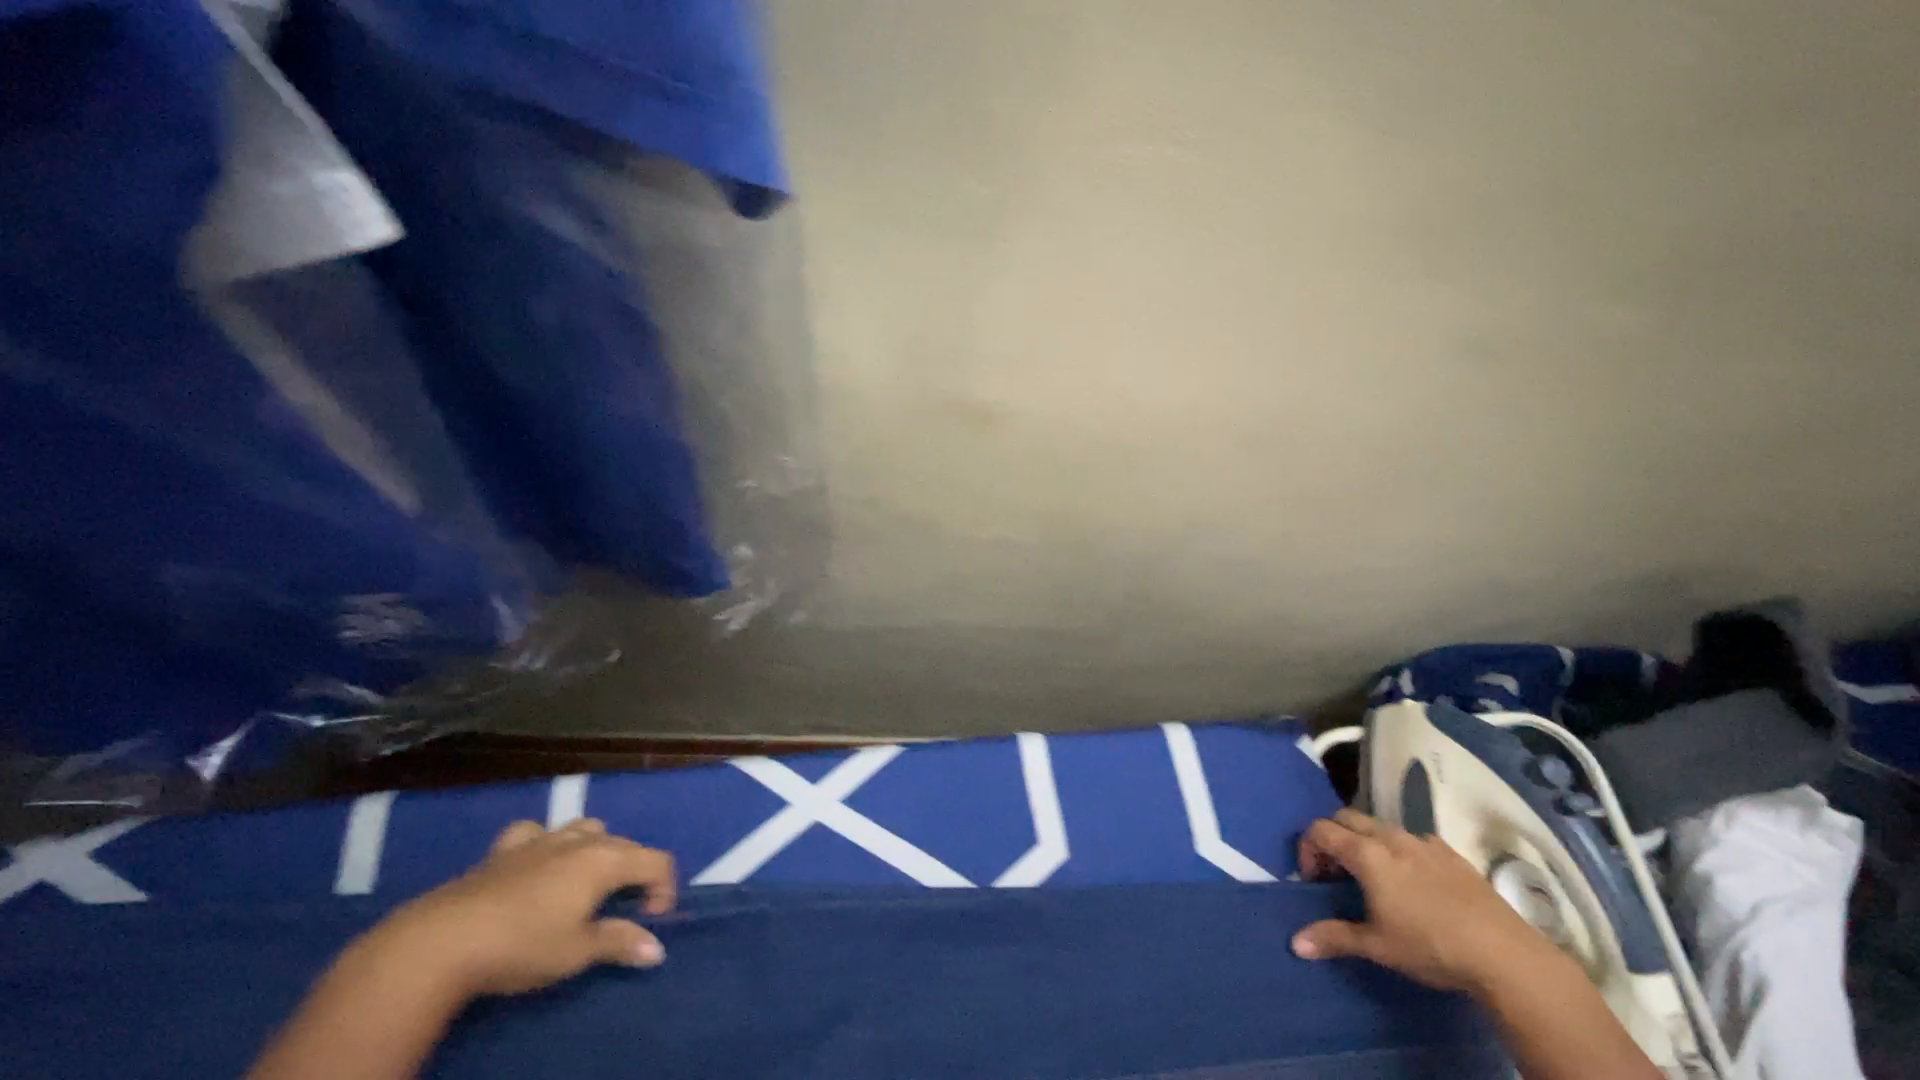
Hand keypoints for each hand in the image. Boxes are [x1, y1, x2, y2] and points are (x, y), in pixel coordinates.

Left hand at [367, 818, 677, 999]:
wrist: (442, 941)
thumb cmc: (522, 945)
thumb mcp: (578, 951)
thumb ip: (620, 942)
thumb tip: (656, 949)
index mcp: (605, 860)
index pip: (657, 862)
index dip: (664, 891)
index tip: (649, 924)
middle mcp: (579, 841)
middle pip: (626, 844)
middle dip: (634, 874)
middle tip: (622, 914)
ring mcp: (540, 840)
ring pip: (585, 829)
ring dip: (597, 851)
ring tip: (586, 887)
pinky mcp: (503, 849)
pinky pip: (537, 833)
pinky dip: (546, 843)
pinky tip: (538, 864)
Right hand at [1292, 809, 1564, 995]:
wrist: (1503, 954)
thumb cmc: (1430, 946)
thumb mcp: (1376, 946)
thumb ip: (1333, 937)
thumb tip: (1296, 943)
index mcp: (1367, 854)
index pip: (1320, 830)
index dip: (1307, 850)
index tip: (1313, 881)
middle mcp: (1392, 838)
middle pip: (1346, 817)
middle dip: (1332, 838)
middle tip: (1335, 875)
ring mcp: (1425, 842)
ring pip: (1381, 825)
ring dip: (1365, 842)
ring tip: (1373, 878)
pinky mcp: (1452, 854)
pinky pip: (1413, 839)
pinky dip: (1399, 850)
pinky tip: (1413, 883)